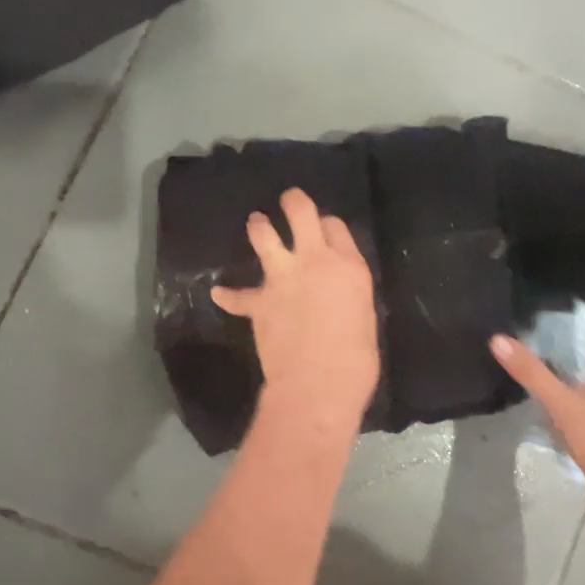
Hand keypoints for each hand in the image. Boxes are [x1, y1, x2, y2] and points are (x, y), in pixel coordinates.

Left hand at [213, 189, 379, 434]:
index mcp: (348, 267)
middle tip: (289, 200)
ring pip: (264, 236)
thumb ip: (349, 295)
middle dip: (294, 202)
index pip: (335, 226)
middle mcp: (314, 262)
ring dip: (259, 227)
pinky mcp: (258, 302)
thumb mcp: (365, 317)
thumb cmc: (356, 360)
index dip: (328, 226)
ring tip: (255, 222)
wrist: (318, 385)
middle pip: (300, 213)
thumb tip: (341, 296)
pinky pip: (237, 295)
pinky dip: (228, 295)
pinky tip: (219, 293)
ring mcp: (282, 279)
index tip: (325, 230)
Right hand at [492, 329, 584, 522]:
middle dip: (565, 359)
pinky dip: (581, 406)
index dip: (568, 332)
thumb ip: (531, 373)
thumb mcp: (560, 406)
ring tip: (543, 390)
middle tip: (534, 362)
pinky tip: (562, 421)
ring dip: (572, 384)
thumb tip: (499, 339)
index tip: (540, 337)